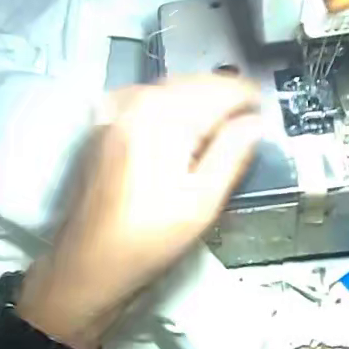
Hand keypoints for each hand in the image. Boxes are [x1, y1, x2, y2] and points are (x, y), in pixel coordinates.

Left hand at [17, 75, 262, 348]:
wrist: (85, 265)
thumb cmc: (148, 240)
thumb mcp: (202, 203)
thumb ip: (232, 154)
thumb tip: (256, 122)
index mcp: (163, 118)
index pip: (219, 90)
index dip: (248, 99)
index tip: (264, 114)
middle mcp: (136, 102)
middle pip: (193, 83)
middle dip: (224, 96)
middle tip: (247, 120)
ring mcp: (115, 110)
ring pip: (170, 88)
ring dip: (199, 99)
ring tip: (221, 125)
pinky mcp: (103, 124)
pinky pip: (148, 99)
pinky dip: (172, 105)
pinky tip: (181, 128)